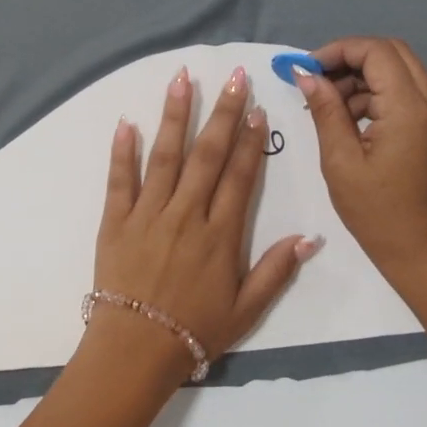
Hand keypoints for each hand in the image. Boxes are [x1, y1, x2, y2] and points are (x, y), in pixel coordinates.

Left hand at [91, 65, 317, 378]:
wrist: (136, 349)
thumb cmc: (195, 331)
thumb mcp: (246, 310)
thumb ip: (276, 271)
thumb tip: (311, 237)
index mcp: (220, 234)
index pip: (240, 177)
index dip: (251, 141)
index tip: (259, 109)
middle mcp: (186, 214)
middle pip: (207, 155)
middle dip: (223, 113)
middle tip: (235, 77)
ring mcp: (148, 215)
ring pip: (165, 156)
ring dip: (175, 116)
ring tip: (183, 79)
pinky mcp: (115, 222)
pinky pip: (119, 180)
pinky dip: (122, 151)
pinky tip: (128, 122)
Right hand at [296, 38, 426, 273]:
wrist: (416, 248)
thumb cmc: (373, 210)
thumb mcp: (340, 160)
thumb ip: (326, 111)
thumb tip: (307, 76)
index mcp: (409, 109)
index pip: (377, 52)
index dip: (339, 50)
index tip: (307, 68)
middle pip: (392, 53)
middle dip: (350, 58)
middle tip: (316, 80)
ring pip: (399, 70)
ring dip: (362, 77)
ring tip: (327, 104)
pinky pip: (405, 91)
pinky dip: (375, 93)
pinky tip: (348, 117)